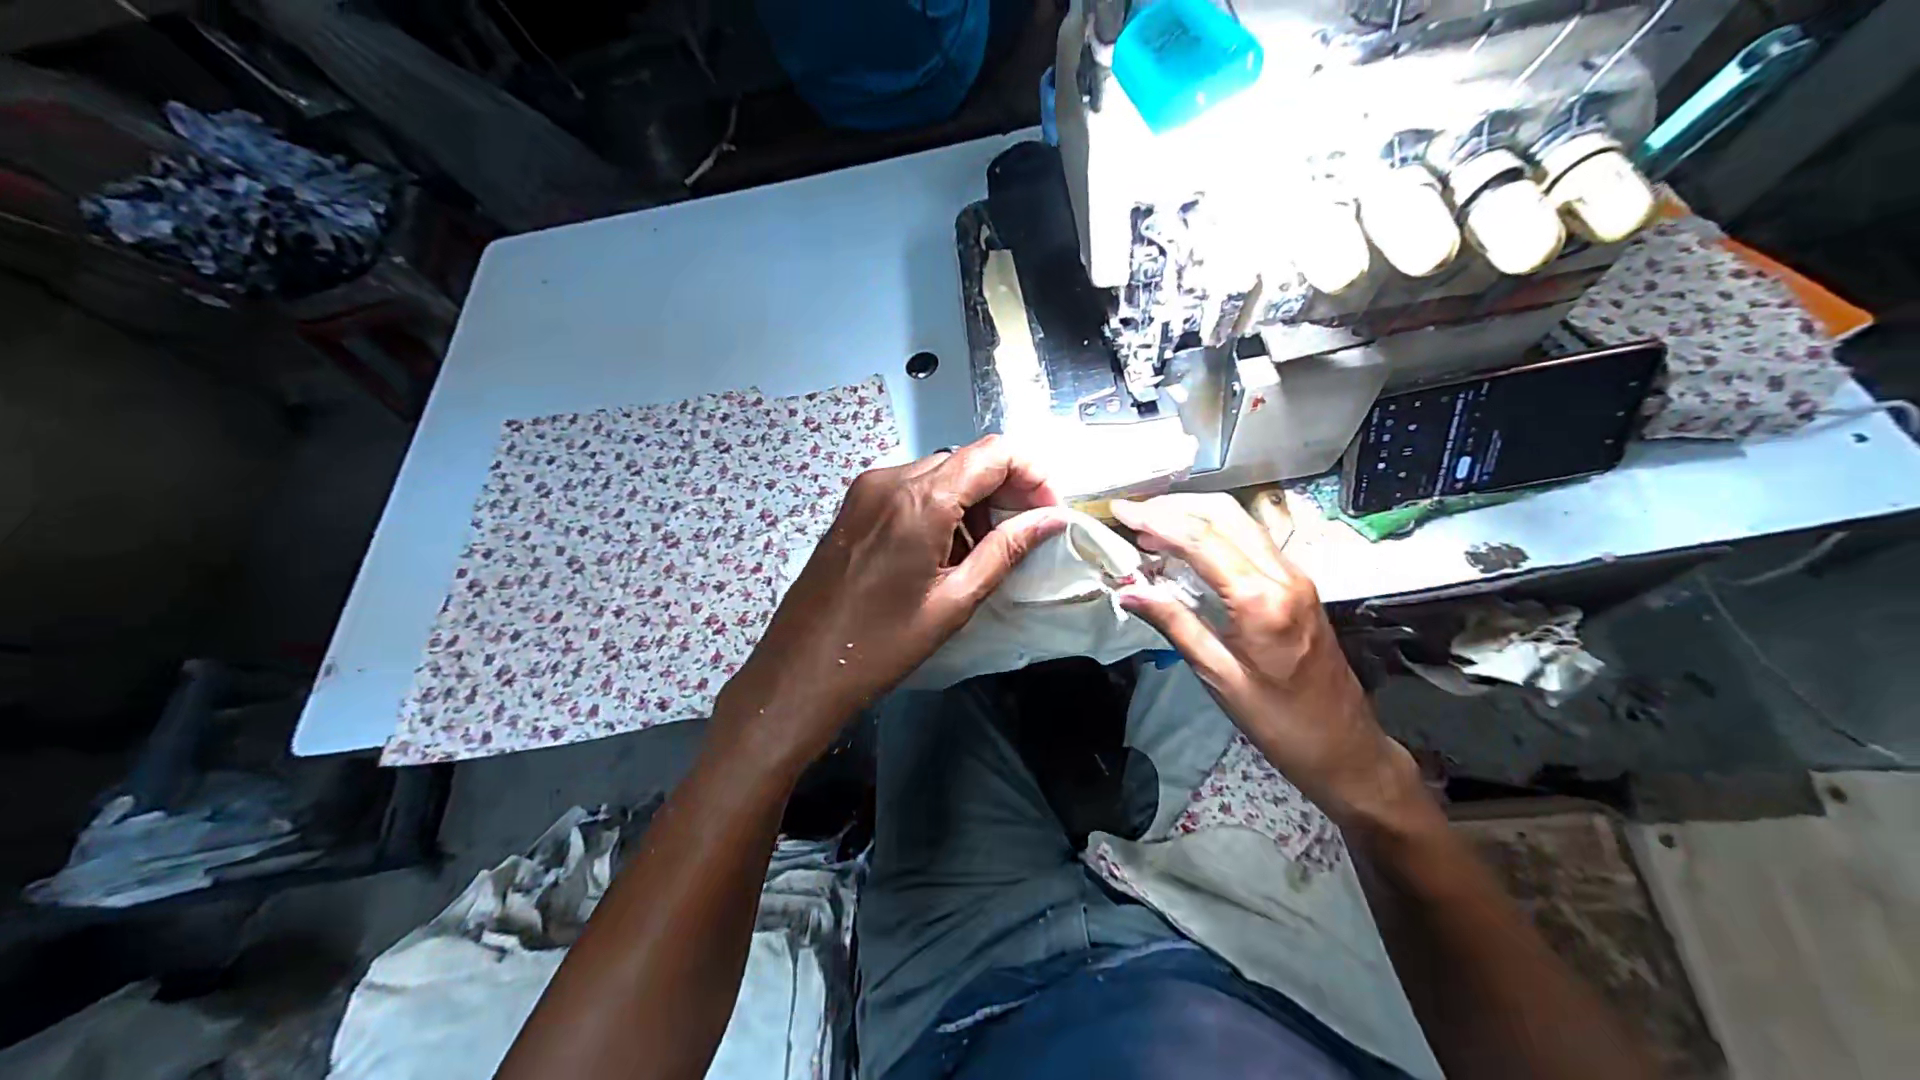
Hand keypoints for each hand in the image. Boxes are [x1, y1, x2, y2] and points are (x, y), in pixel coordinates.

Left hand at [712, 435, 1067, 774]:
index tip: (1046, 513)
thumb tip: (1051, 519)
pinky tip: (942, 551)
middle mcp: (891, 479)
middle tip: (1021, 536)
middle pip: (967, 460)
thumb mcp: (955, 601)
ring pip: (939, 473)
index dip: (1032, 475)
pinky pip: (910, 489)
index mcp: (920, 501)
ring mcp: (866, 489)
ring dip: (972, 501)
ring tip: (981, 553)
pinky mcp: (853, 505)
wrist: (801, 669)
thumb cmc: (882, 645)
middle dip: (1004, 490)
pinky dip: (939, 507)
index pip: (995, 453)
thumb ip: (1006, 550)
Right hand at [1110, 494, 1423, 829]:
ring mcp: (1295, 576)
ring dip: (1194, 513)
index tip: (1121, 512)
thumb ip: (1175, 624)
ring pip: (1240, 521)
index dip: (1157, 521)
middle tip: (1132, 513)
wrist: (1343, 744)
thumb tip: (1129, 591)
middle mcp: (1283, 576)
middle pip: (1224, 515)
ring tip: (1151, 524)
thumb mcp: (1218, 676)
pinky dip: (1213, 531)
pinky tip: (1187, 545)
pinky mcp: (1297, 584)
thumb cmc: (1278, 721)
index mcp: (1261, 600)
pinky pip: (1250, 540)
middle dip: (1174, 506)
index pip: (1202, 540)